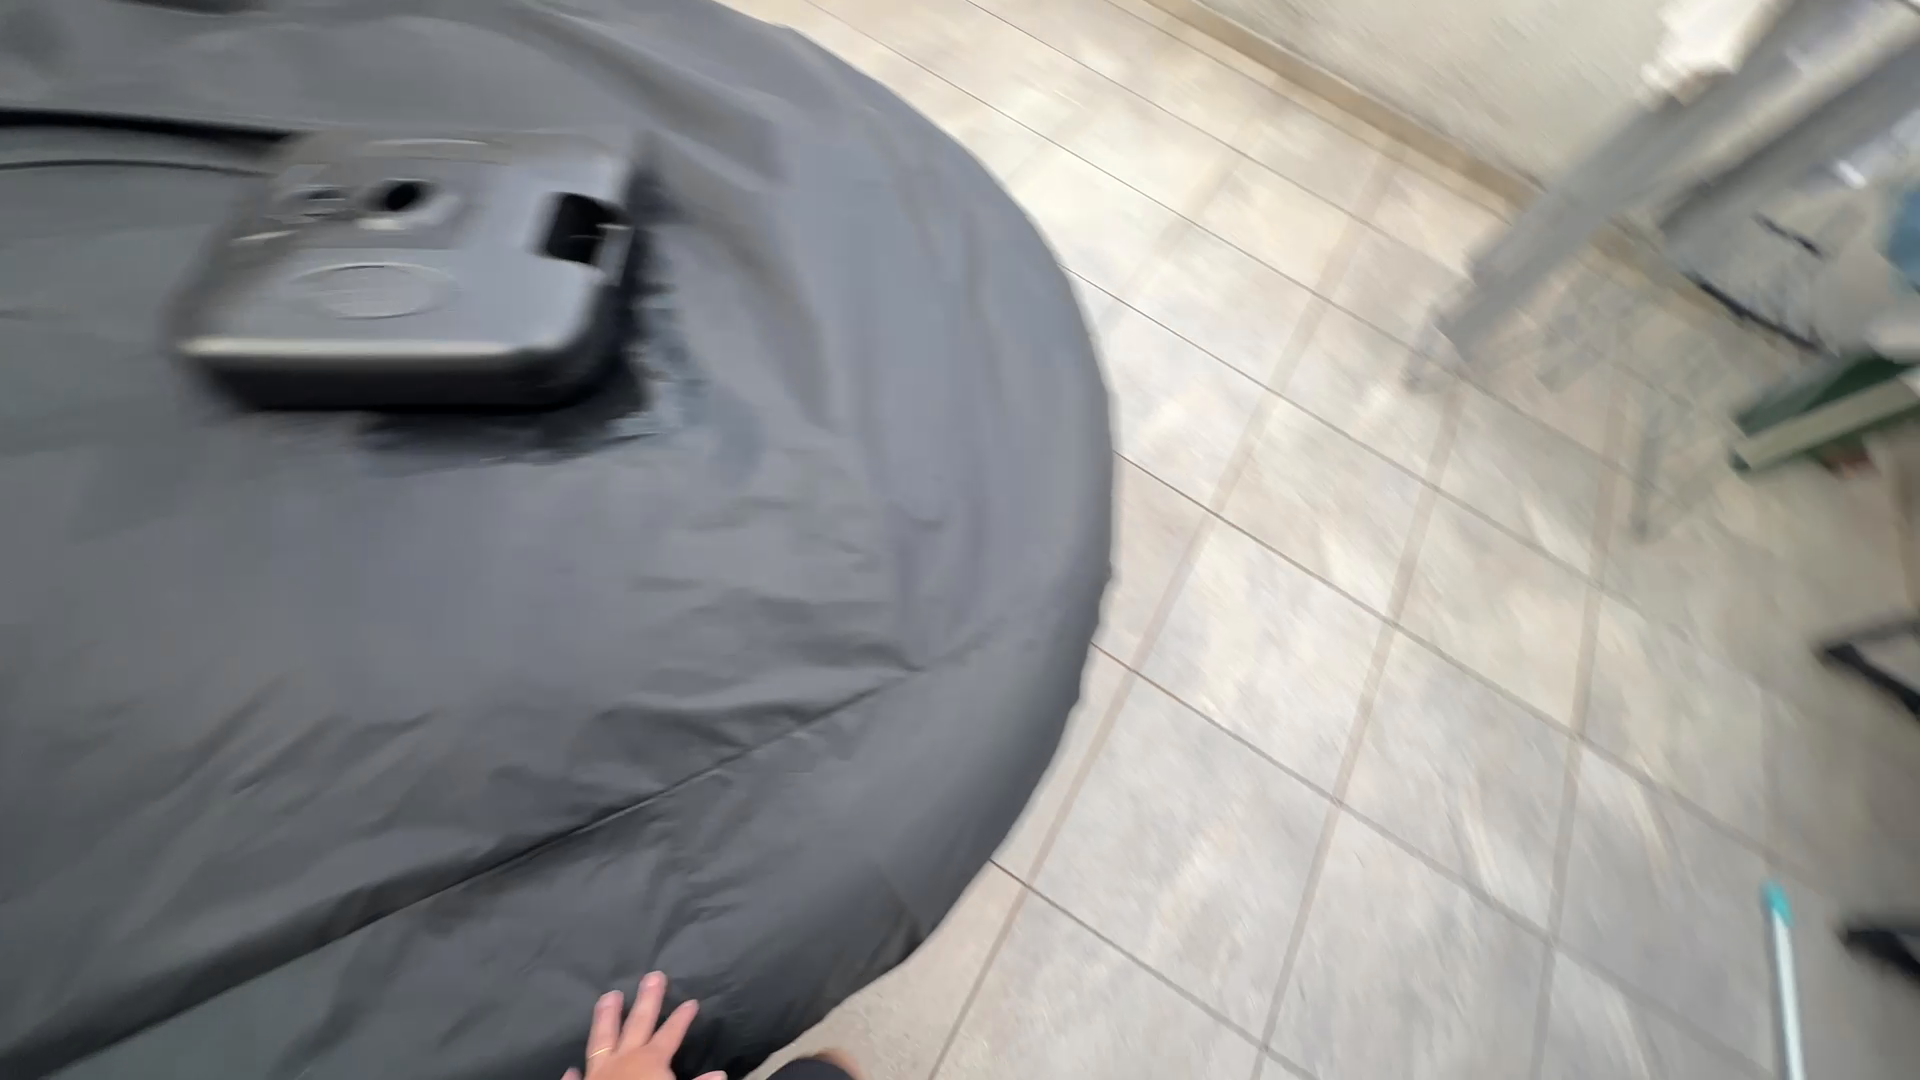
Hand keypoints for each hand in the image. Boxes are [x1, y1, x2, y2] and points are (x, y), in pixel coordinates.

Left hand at [563, 971, 723, 1079]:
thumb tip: (720, 1073)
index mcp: (650, 1061)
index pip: (671, 1033)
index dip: (682, 1017)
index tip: (692, 1001)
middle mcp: (624, 1061)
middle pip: (638, 1023)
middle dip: (647, 999)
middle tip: (652, 975)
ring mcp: (598, 1075)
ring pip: (602, 1040)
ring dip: (606, 1018)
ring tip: (608, 995)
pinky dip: (573, 1076)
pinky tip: (569, 1069)